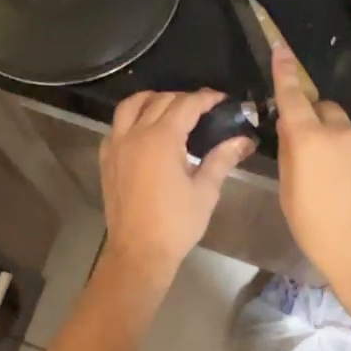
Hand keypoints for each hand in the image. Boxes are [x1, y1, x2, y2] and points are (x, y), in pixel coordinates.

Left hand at [98, 90, 253, 284]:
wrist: (138, 252)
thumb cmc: (176, 224)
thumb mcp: (205, 191)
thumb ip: (223, 158)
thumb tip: (244, 140)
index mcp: (162, 139)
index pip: (186, 105)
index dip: (206, 98)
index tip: (222, 99)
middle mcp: (136, 134)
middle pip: (160, 101)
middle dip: (183, 98)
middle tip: (203, 108)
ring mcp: (117, 145)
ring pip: (131, 106)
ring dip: (152, 100)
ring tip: (170, 107)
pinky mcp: (106, 159)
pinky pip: (116, 126)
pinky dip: (131, 119)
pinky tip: (143, 130)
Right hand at [272, 45, 350, 315]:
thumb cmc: (319, 232)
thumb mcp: (289, 195)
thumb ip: (290, 157)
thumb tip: (292, 136)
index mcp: (308, 139)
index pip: (292, 96)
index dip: (284, 71)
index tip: (280, 47)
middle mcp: (341, 133)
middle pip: (323, 110)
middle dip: (313, 121)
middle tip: (305, 151)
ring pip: (345, 134)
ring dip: (335, 146)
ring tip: (333, 185)